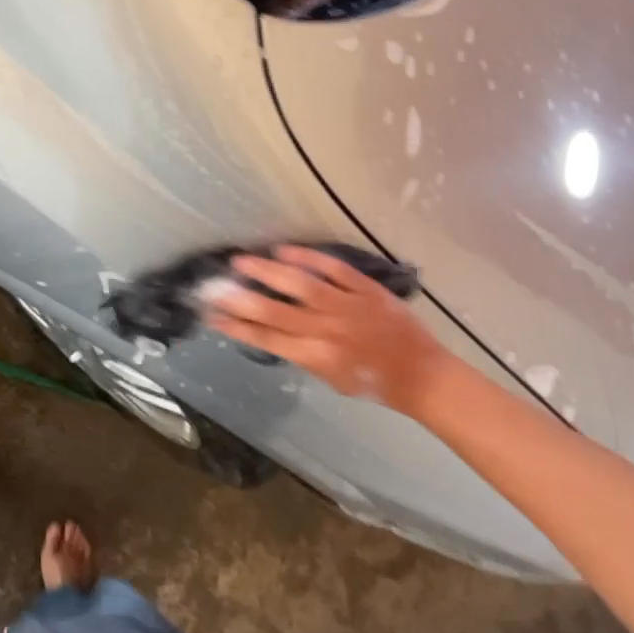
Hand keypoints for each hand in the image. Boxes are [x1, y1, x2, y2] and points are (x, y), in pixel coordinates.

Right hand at [205, 245, 453, 412]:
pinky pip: (333, 269)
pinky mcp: (366, 289)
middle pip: (274, 312)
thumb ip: (303, 354)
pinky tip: (283, 249)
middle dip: (239, 299)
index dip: (236, 326)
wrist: (422, 375)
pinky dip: (308, 257)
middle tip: (213, 286)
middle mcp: (327, 331)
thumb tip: (272, 330)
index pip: (267, 339)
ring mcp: (347, 307)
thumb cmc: (374, 383)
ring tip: (241, 260)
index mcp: (316, 357)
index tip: (211, 314)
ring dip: (267, 271)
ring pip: (299, 285)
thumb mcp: (331, 378)